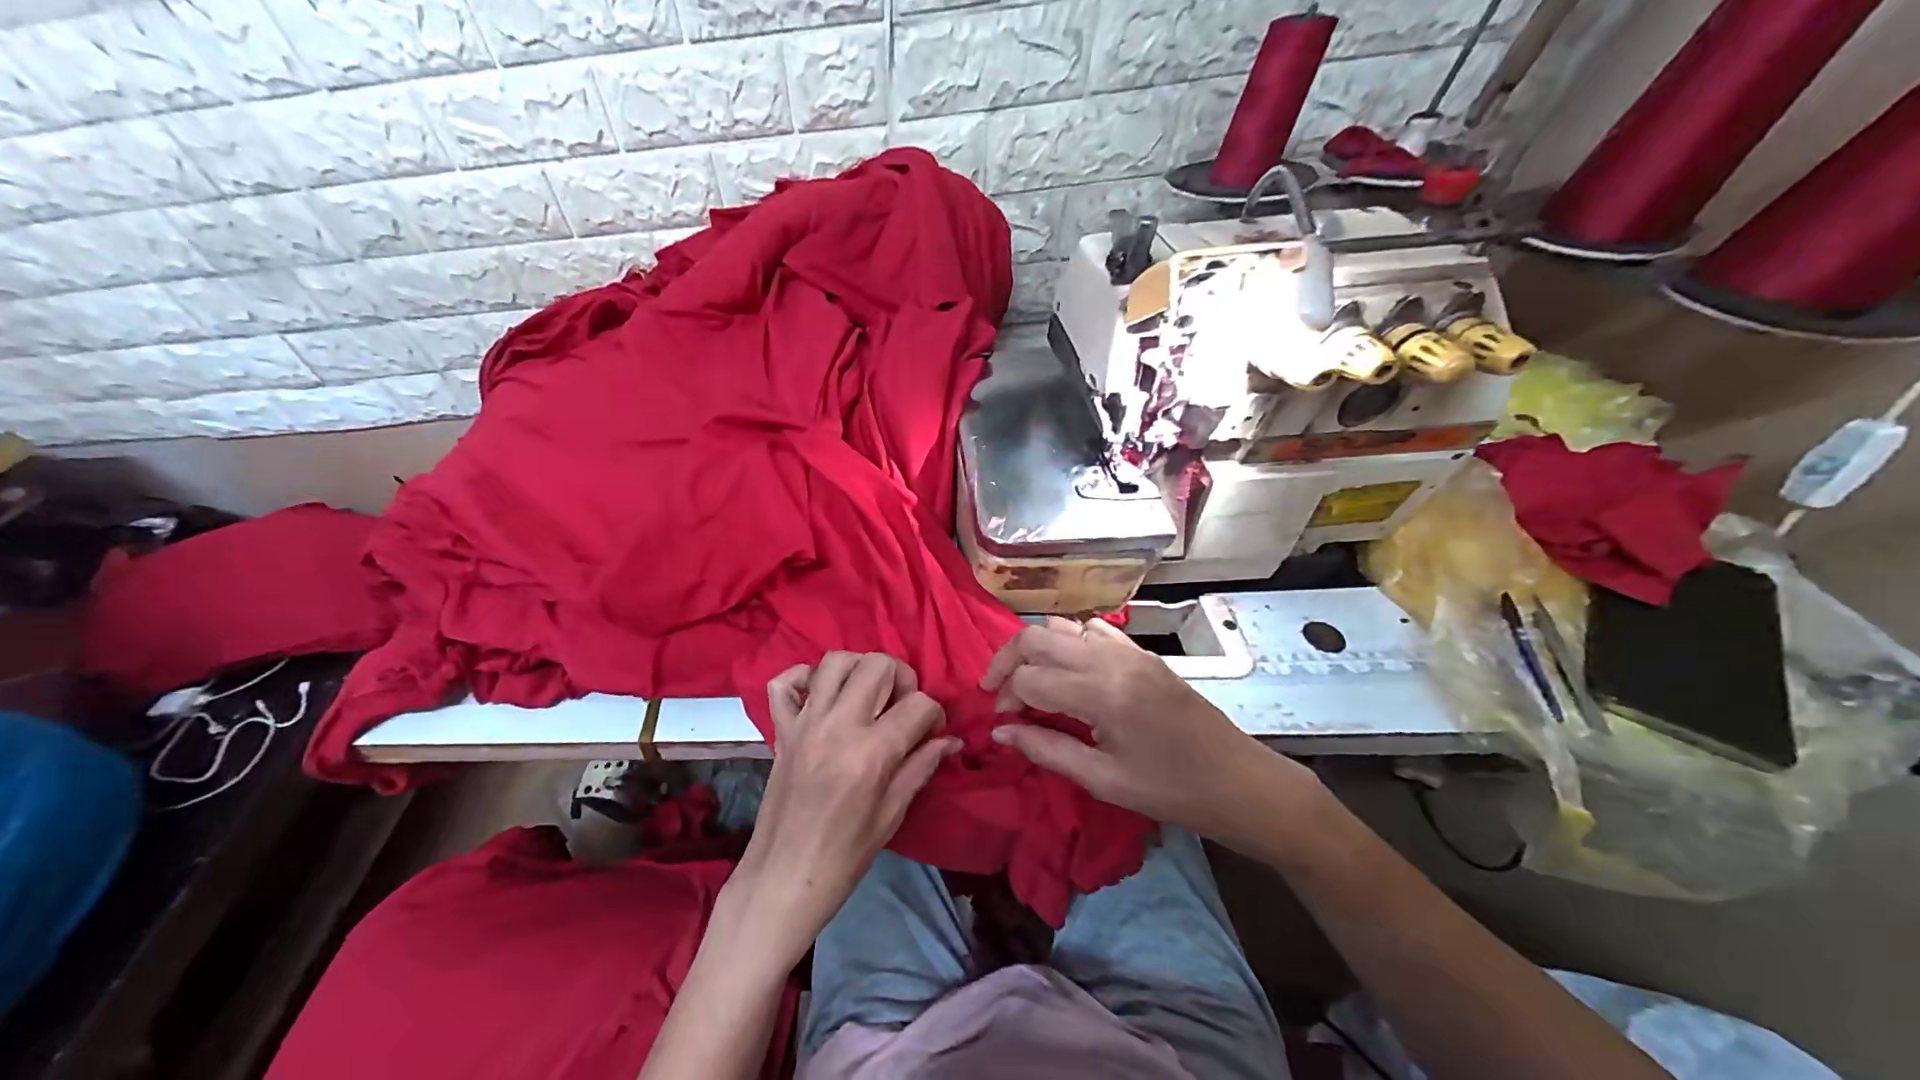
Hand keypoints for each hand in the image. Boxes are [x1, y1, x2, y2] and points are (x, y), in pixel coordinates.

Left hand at [729, 652, 959, 966]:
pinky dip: (805, 678)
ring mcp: (805, 723)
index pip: (918, 704)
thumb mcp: (893, 814)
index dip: (935, 714)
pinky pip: (786, 682)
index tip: (933, 732)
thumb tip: (951, 740)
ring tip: (867, 697)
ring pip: (836, 660)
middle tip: (901, 708)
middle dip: (901, 679)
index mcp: (871, 752)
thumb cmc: (844, 856)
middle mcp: (838, 726)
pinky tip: (822, 697)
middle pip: (879, 665)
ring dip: (860, 670)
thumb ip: (921, 766)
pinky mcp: (780, 729)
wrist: (783, 879)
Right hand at [982, 617, 1317, 845]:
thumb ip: (1046, 748)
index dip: (1006, 698)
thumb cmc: (1170, 791)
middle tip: (999, 694)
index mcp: (1102, 693)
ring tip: (1030, 682)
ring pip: (1063, 626)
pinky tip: (1070, 670)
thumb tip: (1000, 732)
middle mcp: (1111, 659)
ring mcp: (1129, 651)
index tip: (1002, 723)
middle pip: (1037, 637)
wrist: (1238, 782)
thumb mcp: (1103, 779)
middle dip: (1008, 660)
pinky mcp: (1143, 653)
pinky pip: (1093, 629)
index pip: (1030, 677)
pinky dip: (1069, 641)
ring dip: (1037, 649)